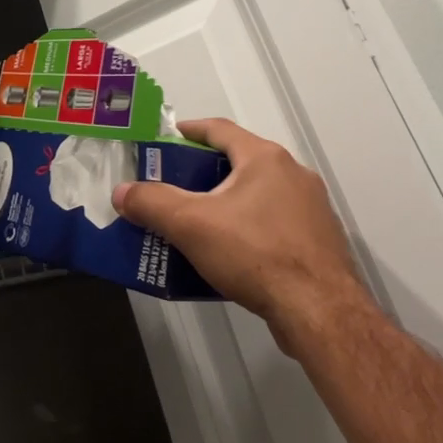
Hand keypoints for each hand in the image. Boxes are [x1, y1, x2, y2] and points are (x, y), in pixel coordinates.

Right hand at [112, 118, 373, 354]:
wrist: (321, 313)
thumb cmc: (255, 253)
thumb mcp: (191, 225)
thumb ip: (152, 203)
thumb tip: (122, 192)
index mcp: (265, 159)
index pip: (221, 130)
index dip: (191, 130)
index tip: (169, 136)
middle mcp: (294, 175)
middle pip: (240, 163)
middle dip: (205, 173)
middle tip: (175, 187)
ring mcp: (312, 210)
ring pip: (259, 196)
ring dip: (228, 204)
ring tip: (199, 223)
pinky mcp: (320, 243)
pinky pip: (275, 225)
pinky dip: (249, 230)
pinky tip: (231, 255)